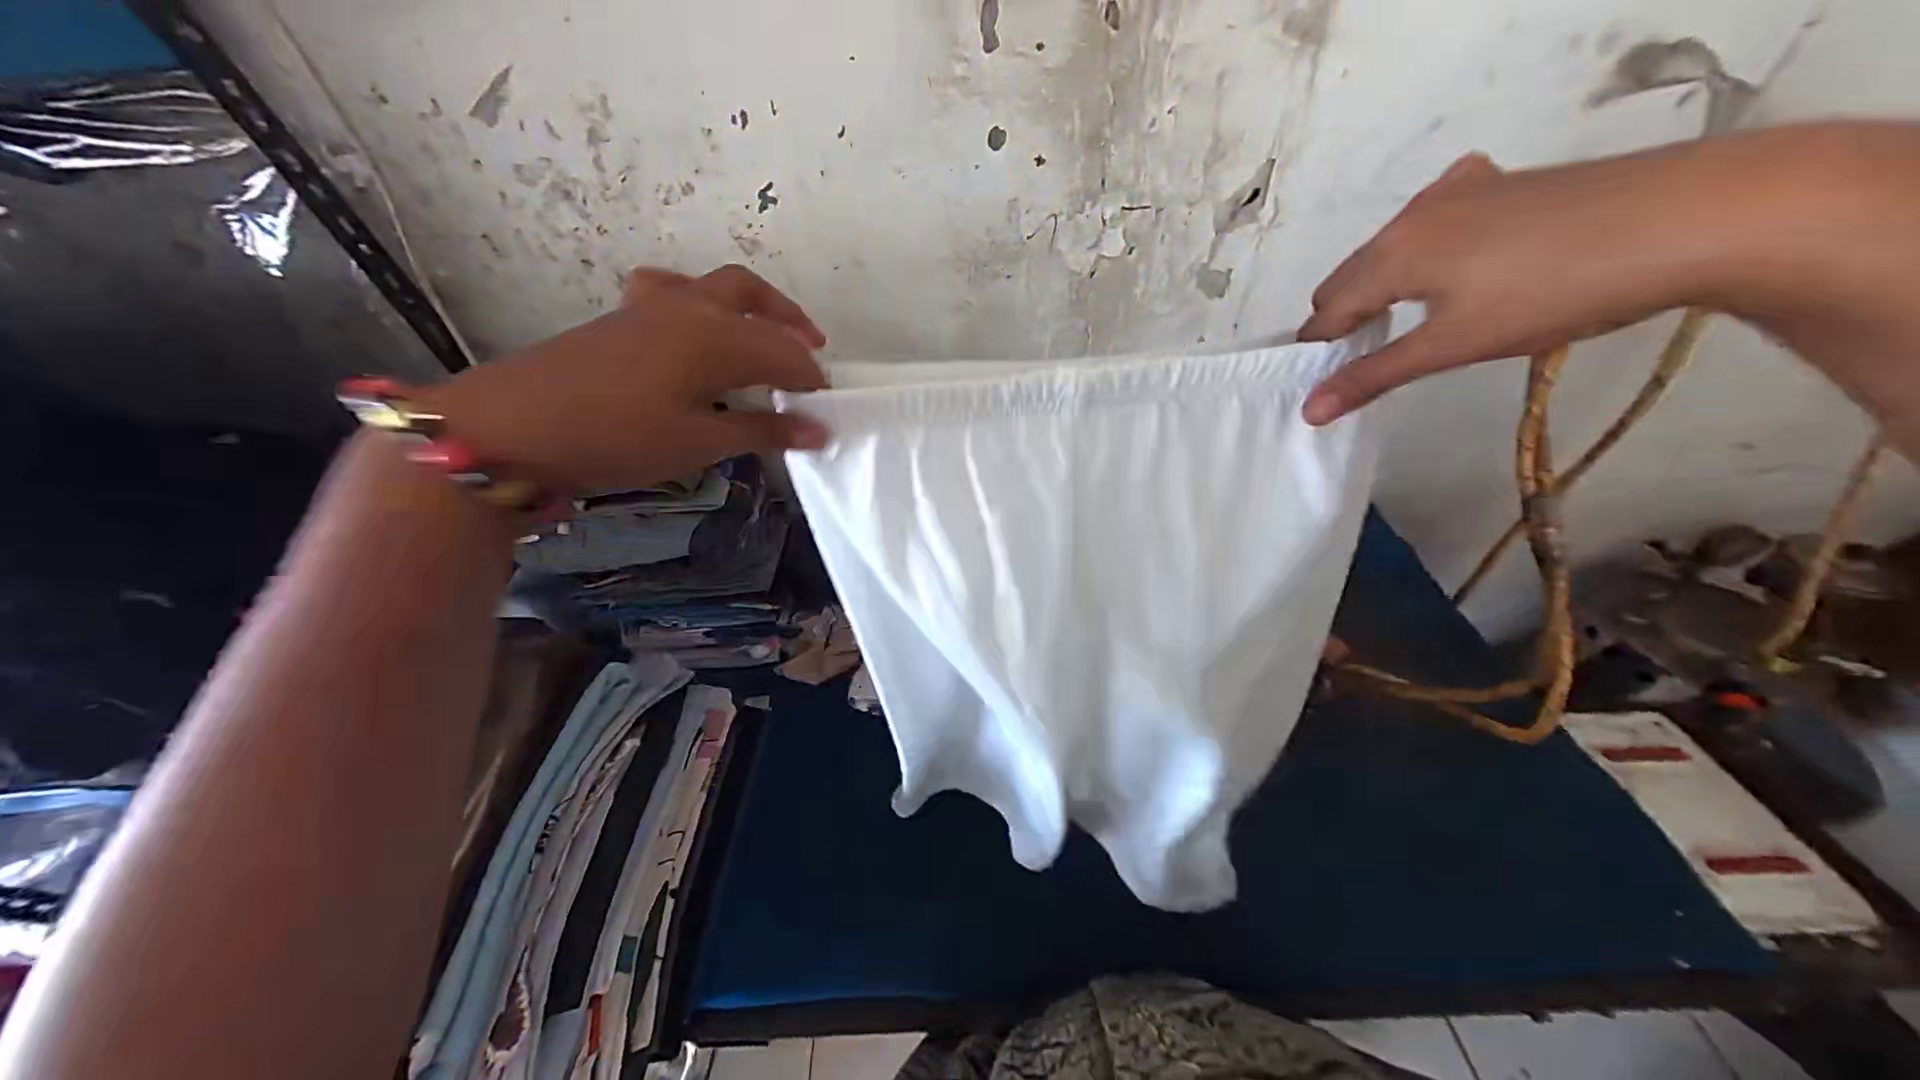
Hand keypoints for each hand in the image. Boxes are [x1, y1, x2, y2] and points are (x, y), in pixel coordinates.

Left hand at [415, 264, 829, 493]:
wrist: (513, 428)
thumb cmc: (618, 438)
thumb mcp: (699, 443)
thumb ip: (762, 431)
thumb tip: (818, 431)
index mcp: (717, 337)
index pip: (784, 353)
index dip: (810, 380)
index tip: (826, 409)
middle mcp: (690, 309)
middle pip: (753, 296)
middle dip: (790, 321)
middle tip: (813, 352)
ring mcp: (651, 307)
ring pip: (715, 287)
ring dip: (749, 305)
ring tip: (762, 334)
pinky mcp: (623, 318)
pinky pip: (675, 292)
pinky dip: (701, 304)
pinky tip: (694, 333)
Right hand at [1296, 123, 1919, 433]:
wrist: (1691, 218)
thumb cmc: (1554, 292)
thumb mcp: (1455, 345)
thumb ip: (1373, 375)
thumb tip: (1309, 411)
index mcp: (1392, 252)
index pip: (1326, 309)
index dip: (1320, 348)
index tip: (1324, 380)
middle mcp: (1413, 214)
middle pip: (1351, 276)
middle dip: (1347, 317)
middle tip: (1373, 356)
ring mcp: (1459, 189)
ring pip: (1391, 249)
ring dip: (1385, 284)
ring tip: (1421, 316)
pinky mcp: (1501, 182)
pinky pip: (1435, 219)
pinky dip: (1427, 248)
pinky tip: (1463, 262)